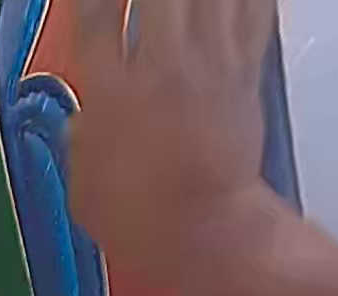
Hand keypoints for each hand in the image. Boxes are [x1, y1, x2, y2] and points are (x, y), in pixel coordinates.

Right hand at [68, 0, 288, 284]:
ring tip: (175, 0)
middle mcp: (162, 65)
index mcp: (112, 96)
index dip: (87, 0)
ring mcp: (210, 60)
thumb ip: (81, 145)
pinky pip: (255, 4)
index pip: (96, 20)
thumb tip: (84, 119)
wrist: (202, 231)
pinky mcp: (246, 66)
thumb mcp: (85, 191)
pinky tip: (224, 1)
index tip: (83, 0)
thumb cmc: (138, 220)